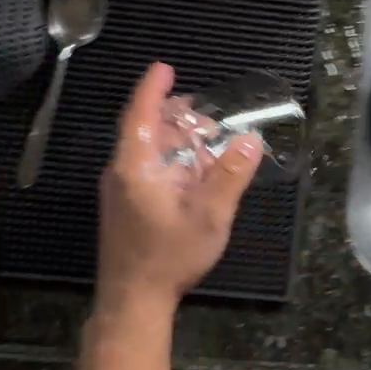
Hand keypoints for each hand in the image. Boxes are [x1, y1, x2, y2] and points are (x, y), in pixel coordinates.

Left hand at [97, 62, 261, 317]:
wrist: (133, 301)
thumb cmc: (169, 256)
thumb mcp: (210, 215)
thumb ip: (231, 176)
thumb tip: (251, 140)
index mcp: (136, 167)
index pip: (140, 115)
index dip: (152, 89)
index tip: (165, 68)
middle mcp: (121, 173)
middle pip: (145, 130)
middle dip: (178, 118)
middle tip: (210, 121)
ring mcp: (120, 191)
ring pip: (147, 151)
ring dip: (177, 142)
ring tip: (209, 149)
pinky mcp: (124, 207)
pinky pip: (146, 169)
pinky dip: (171, 161)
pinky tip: (194, 177)